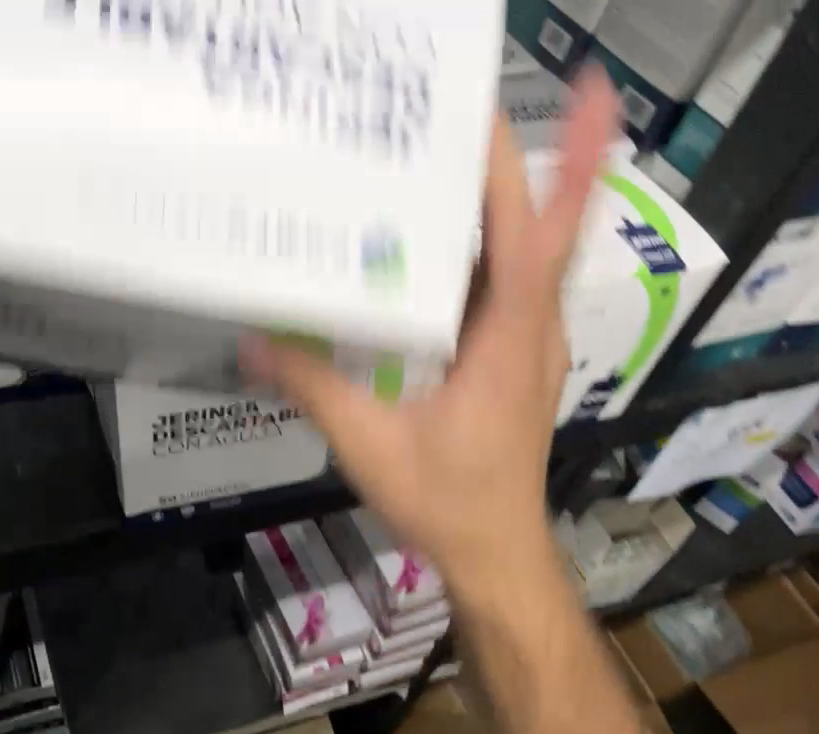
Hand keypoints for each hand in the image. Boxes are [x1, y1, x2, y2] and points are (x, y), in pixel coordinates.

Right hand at [245, 71, 619, 598]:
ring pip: (526, 257)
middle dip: (508, 165)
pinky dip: (486, 253)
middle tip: (456, 115)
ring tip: (444, 161)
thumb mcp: (371, 445)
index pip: (534, 237)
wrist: (496, 554)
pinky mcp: (519, 362)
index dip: (551, 165)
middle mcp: (534, 332)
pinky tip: (442, 246)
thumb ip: (316, 388)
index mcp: (509, 341)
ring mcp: (532, 347)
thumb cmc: (447, 503)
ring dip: (499, 206)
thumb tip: (253, 344)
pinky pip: (509, 289)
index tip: (566, 94)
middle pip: (537, 229)